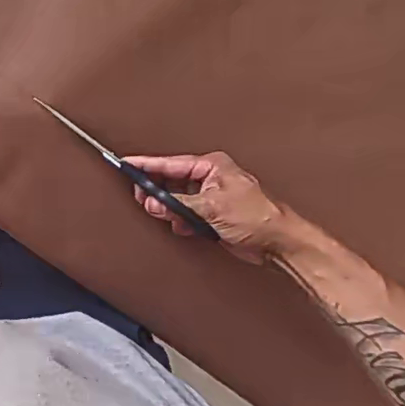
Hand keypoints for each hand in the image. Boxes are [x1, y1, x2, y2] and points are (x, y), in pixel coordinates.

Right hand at [123, 152, 298, 264]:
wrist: (277, 242)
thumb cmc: (257, 217)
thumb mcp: (212, 207)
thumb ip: (179, 204)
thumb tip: (154, 201)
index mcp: (212, 166)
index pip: (171, 163)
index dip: (147, 164)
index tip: (128, 163)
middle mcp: (211, 178)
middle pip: (172, 180)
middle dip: (156, 190)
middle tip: (141, 197)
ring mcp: (211, 196)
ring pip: (177, 198)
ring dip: (169, 208)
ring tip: (162, 214)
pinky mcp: (211, 213)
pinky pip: (186, 213)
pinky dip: (180, 219)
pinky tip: (182, 225)